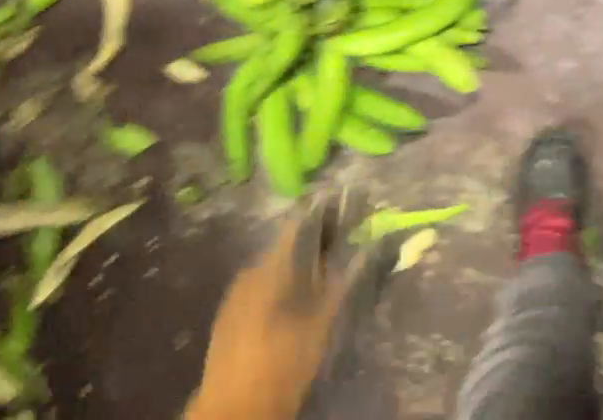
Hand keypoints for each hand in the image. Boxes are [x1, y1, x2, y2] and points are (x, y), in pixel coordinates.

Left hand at [184, 211, 355, 419]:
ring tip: (330, 263)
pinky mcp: (231, 315)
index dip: (330, 209)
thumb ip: (346, 279)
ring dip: (304, 258)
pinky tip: (301, 292)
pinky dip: (287, 278)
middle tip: (349, 235)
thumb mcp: (323, 320)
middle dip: (321, 235)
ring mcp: (237, 293)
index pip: (303, 220)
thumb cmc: (284, 362)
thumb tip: (371, 247)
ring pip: (278, 262)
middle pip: (291, 241)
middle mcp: (252, 270)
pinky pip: (264, 282)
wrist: (233, 413)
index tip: (356, 202)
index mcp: (273, 265)